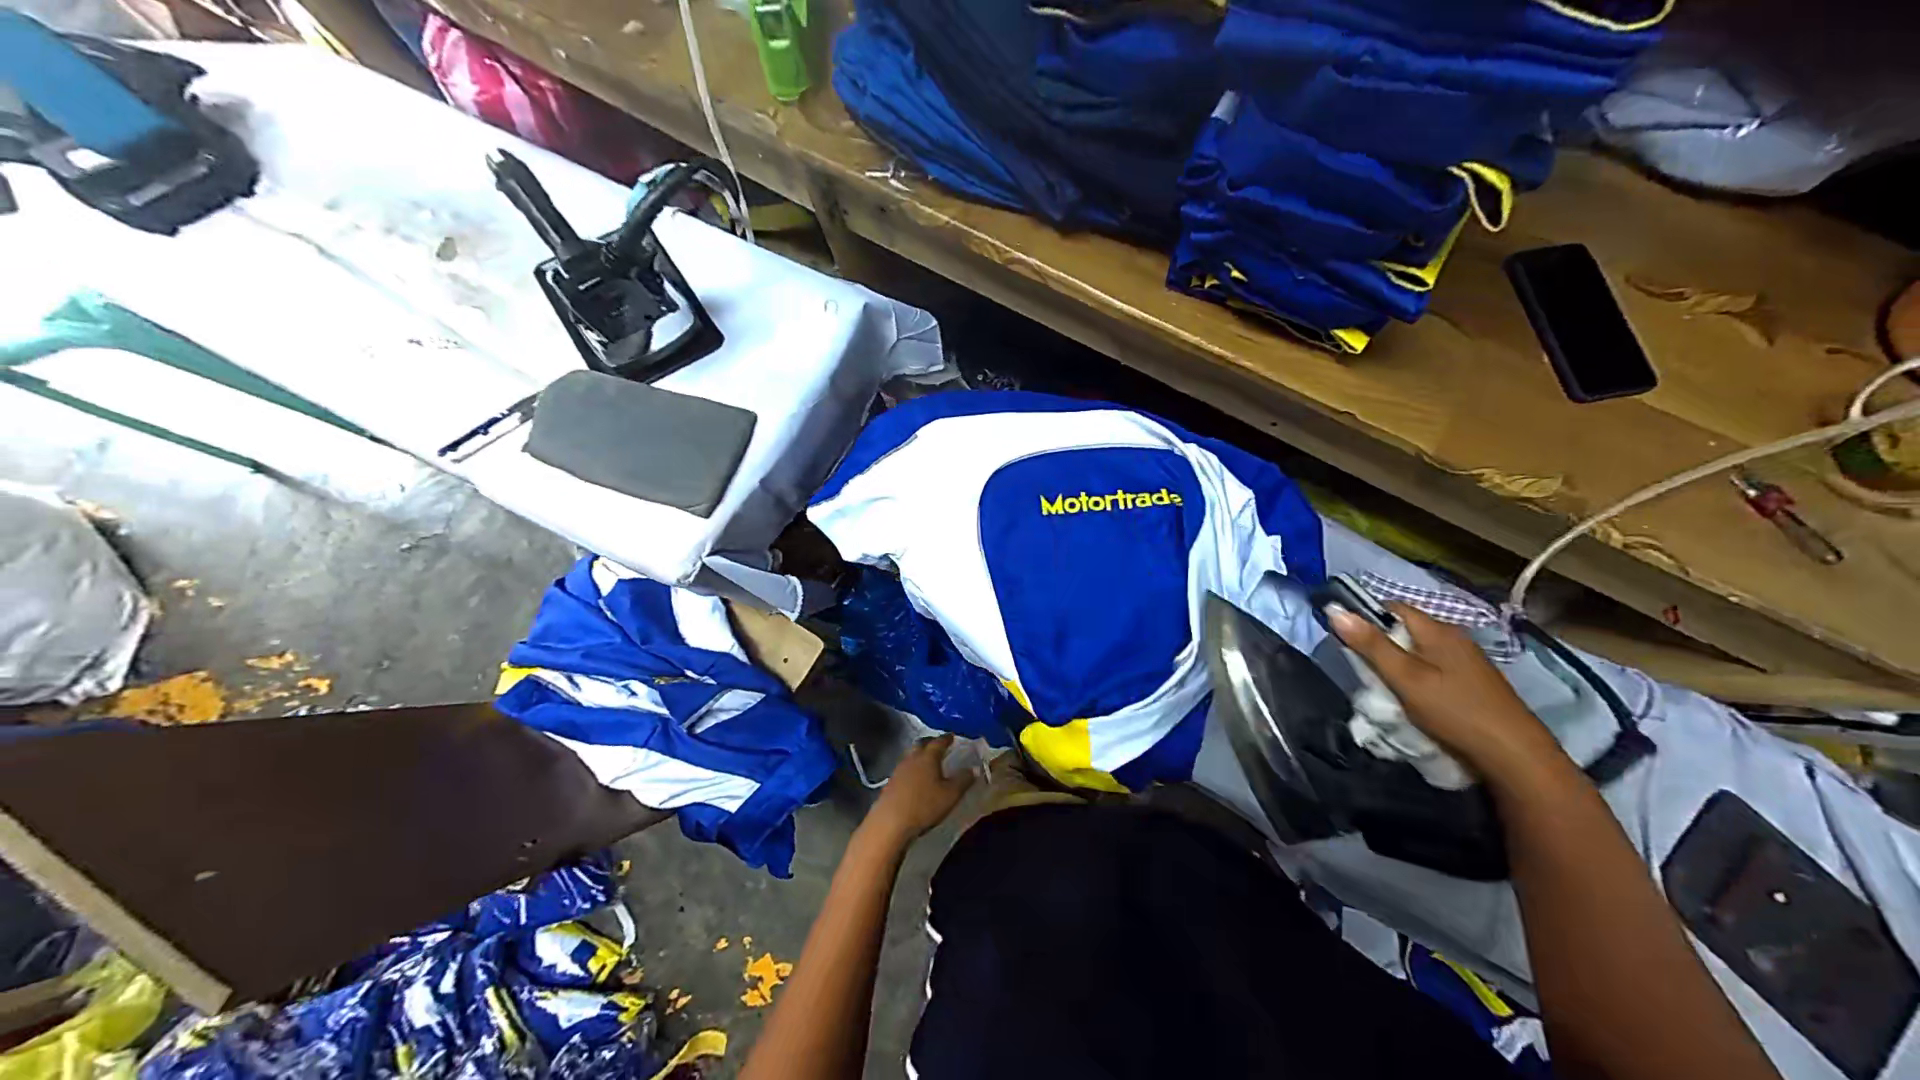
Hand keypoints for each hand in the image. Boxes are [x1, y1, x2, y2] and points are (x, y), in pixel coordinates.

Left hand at [862, 736, 975, 844]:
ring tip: (928, 761)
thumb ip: (963, 780)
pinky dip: (912, 768)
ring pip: (911, 756)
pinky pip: (904, 769)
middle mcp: (912, 759)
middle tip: (939, 745)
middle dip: (931, 742)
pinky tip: (915, 778)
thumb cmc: (924, 806)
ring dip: (920, 755)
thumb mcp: (951, 795)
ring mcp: (898, 770)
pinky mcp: (890, 783)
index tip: (952, 736)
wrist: (890, 822)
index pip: (939, 742)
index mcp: (928, 757)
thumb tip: (974, 768)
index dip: (947, 739)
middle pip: (921, 744)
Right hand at [1328, 604, 1566, 785]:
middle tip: (1363, 669)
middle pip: (1406, 630)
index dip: (1366, 617)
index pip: (1392, 607)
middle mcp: (1455, 638)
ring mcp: (1467, 662)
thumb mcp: (1405, 678)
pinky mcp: (1473, 683)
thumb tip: (1336, 610)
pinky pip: (1434, 669)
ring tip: (1384, 686)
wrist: (1514, 756)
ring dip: (1398, 663)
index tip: (1347, 640)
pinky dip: (1417, 677)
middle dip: (1380, 644)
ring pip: (1419, 651)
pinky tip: (1412, 698)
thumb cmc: (1454, 711)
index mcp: (1438, 630)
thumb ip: (1371, 645)